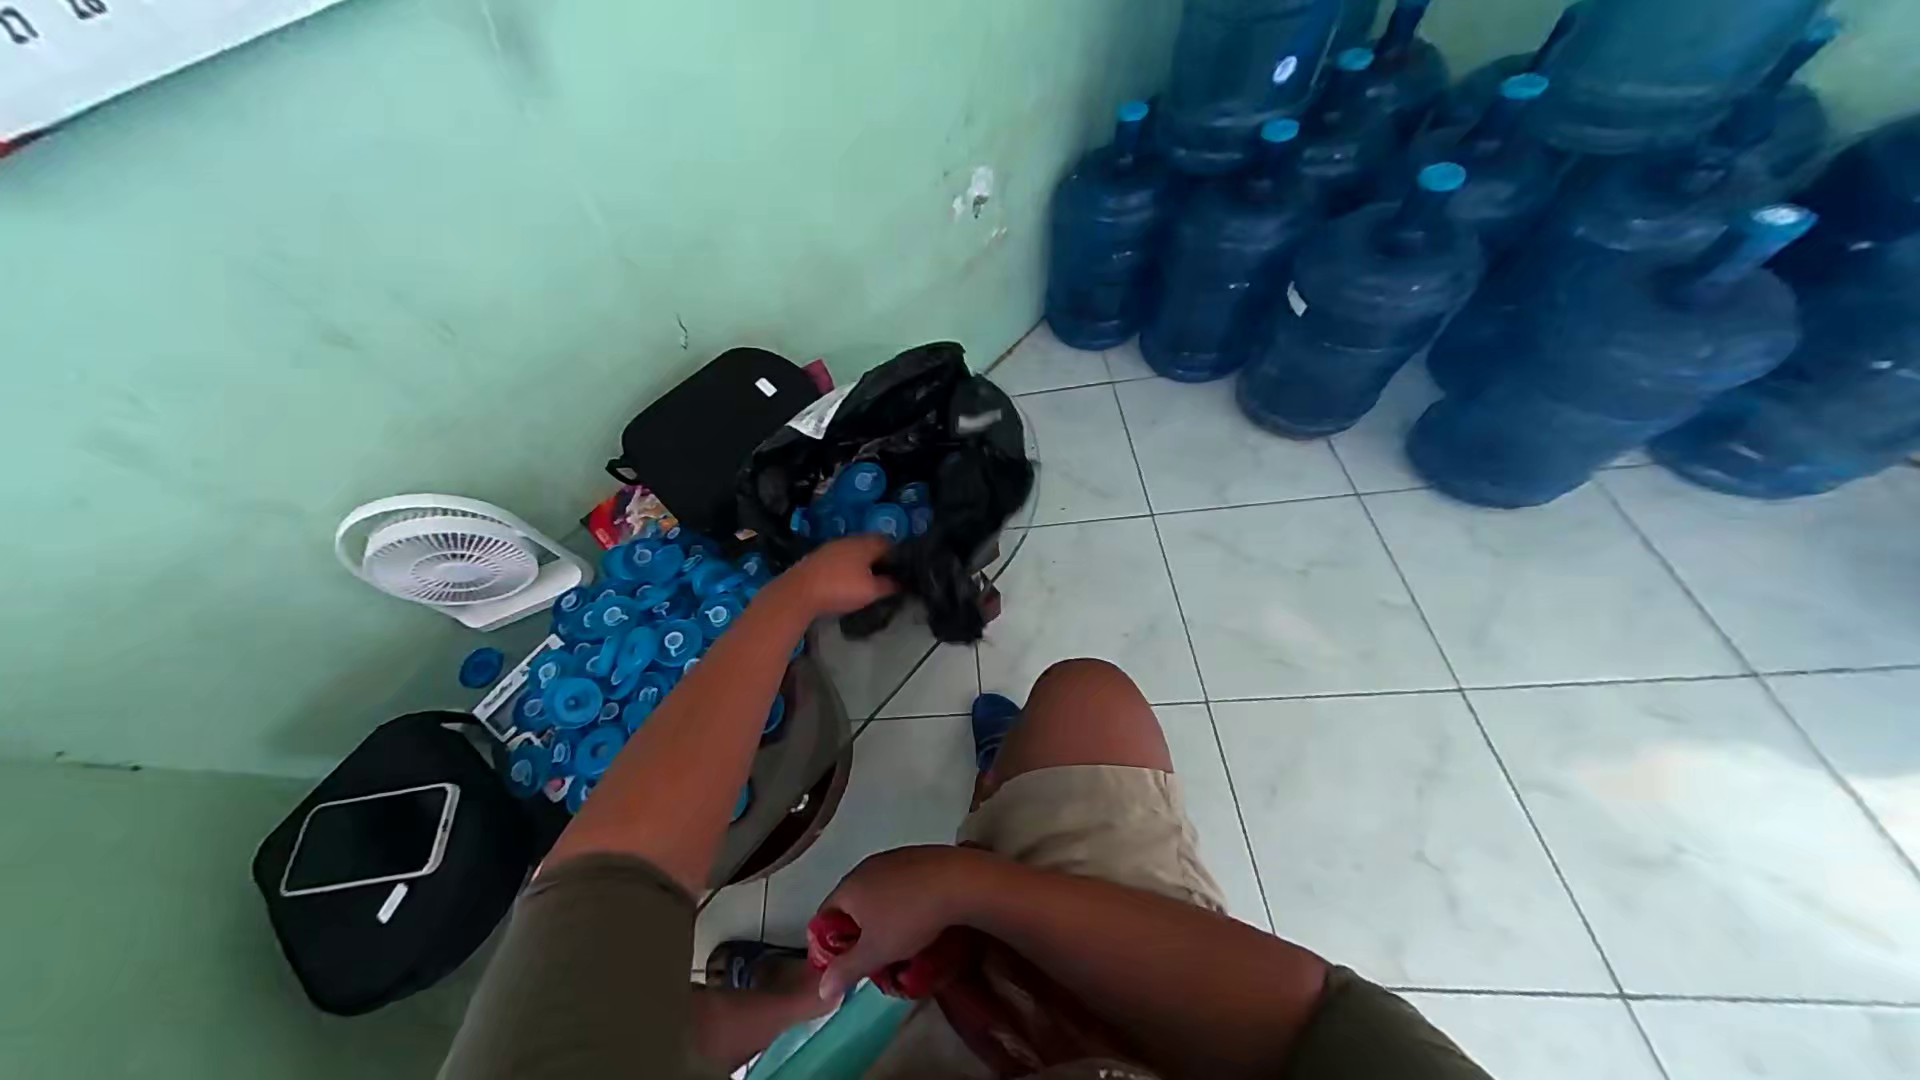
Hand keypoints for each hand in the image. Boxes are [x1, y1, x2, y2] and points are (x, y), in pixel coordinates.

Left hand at [777, 534, 897, 618]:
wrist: (798, 592)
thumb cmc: (840, 588)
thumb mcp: (871, 591)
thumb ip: (889, 585)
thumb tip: (902, 582)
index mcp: (866, 544)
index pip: (889, 542)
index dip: (898, 555)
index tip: (902, 569)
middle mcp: (850, 540)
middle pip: (870, 544)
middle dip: (880, 558)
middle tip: (886, 574)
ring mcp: (831, 547)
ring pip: (854, 550)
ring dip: (862, 561)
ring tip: (868, 578)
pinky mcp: (818, 557)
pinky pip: (840, 557)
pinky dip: (847, 565)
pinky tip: (846, 579)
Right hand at [814, 845, 1001, 999]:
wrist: (958, 881)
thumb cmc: (909, 917)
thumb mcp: (875, 952)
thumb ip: (846, 970)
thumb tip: (823, 987)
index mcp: (849, 885)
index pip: (824, 915)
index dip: (829, 944)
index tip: (846, 965)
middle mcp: (867, 866)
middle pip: (851, 904)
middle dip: (859, 932)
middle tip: (873, 957)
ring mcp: (894, 857)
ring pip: (877, 893)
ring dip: (882, 917)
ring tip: (898, 941)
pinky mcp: (917, 856)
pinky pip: (900, 883)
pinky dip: (902, 901)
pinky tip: (919, 917)